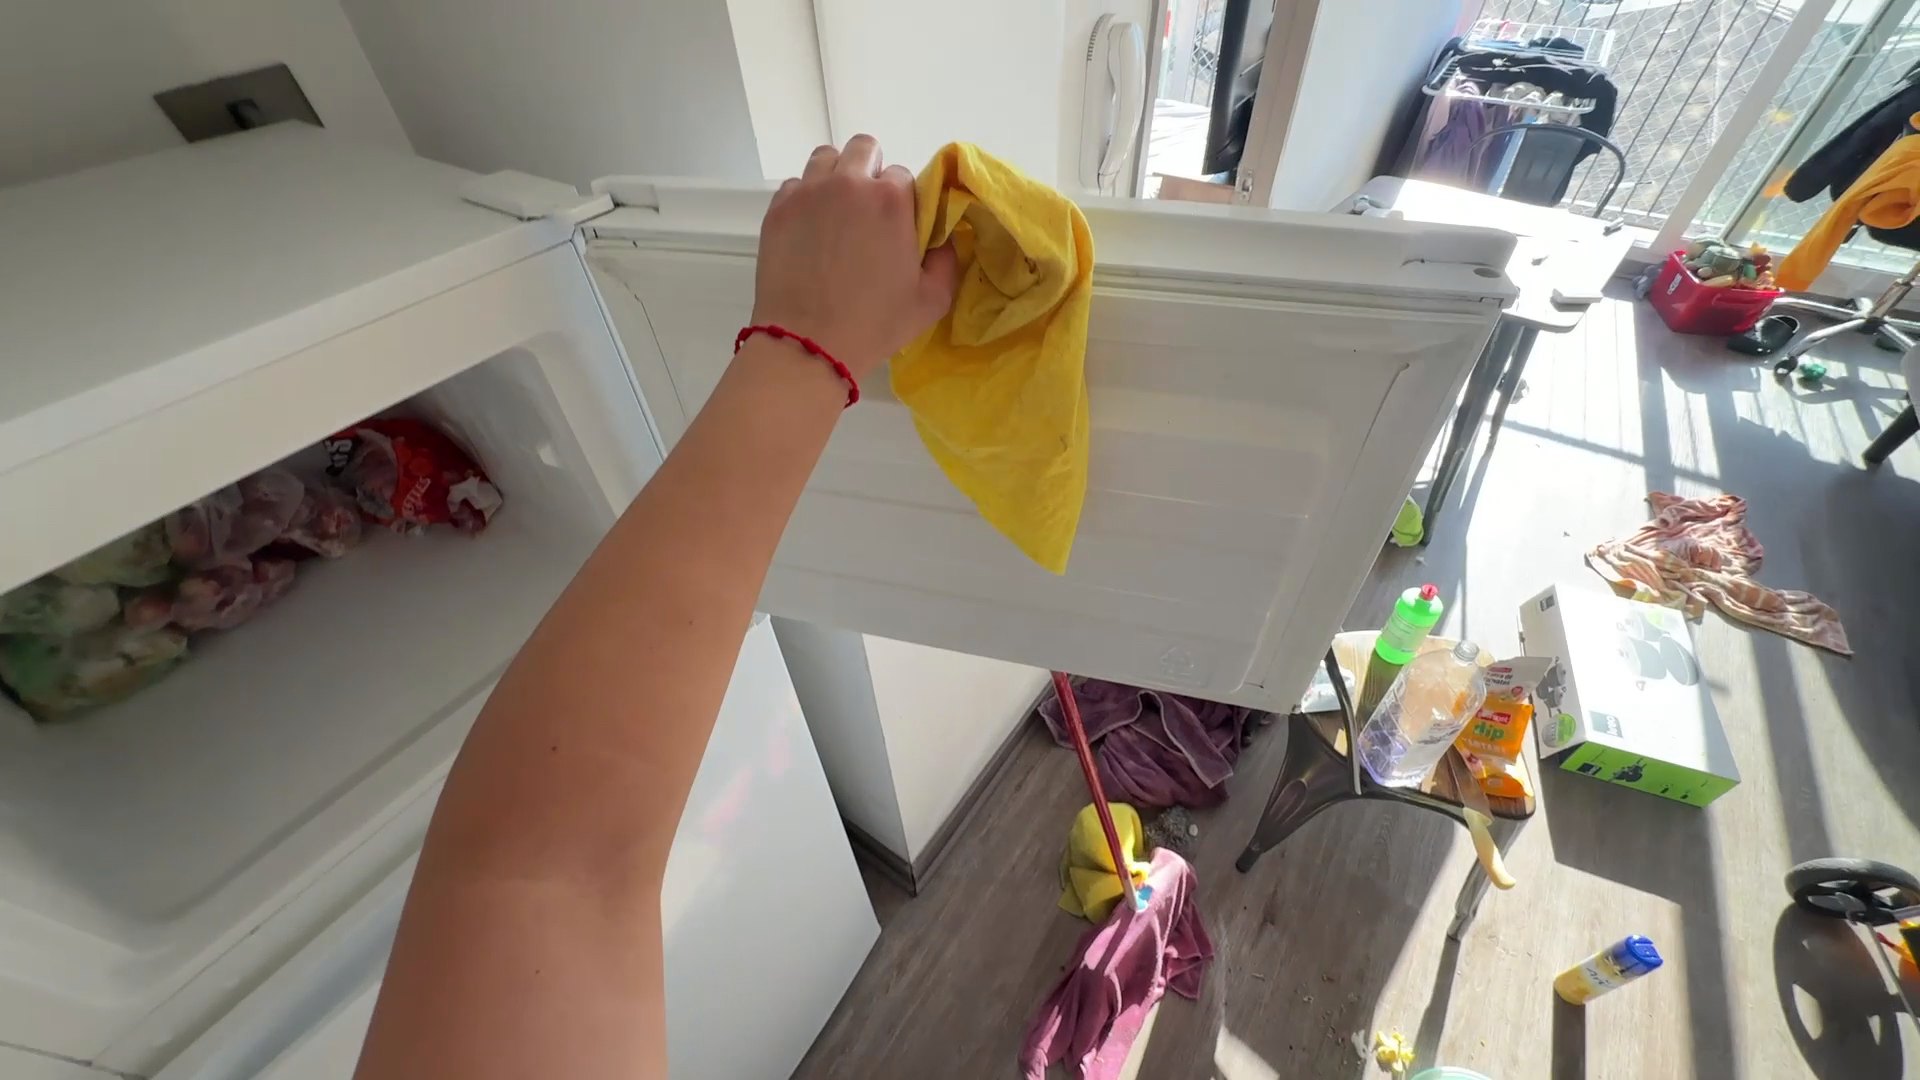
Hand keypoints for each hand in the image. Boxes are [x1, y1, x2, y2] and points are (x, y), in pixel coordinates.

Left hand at [751, 135, 957, 378]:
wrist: (810, 344)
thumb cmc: (875, 325)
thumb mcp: (932, 301)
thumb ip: (947, 261)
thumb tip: (944, 239)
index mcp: (891, 200)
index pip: (904, 176)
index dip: (905, 201)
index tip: (899, 228)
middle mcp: (849, 182)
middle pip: (864, 150)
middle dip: (871, 173)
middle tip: (869, 214)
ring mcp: (808, 192)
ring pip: (826, 158)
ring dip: (837, 177)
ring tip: (838, 215)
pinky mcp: (778, 208)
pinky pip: (796, 185)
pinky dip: (807, 200)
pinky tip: (812, 232)